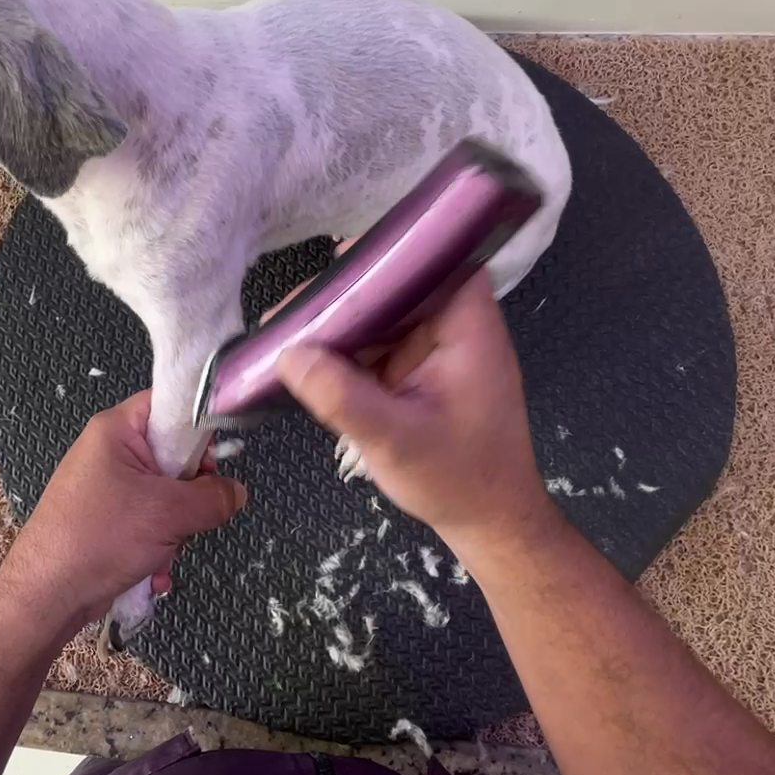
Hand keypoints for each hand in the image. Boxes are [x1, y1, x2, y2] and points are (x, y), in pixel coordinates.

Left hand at [0, 391, 246, 633]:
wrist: (46, 595)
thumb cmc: (102, 536)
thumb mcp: (169, 513)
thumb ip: (213, 497)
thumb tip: (236, 492)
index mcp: (116, 429)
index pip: (168, 405)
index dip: (197, 427)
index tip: (215, 459)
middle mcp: (109, 451)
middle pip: (171, 455)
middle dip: (189, 492)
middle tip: (194, 510)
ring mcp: (106, 487)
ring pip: (163, 495)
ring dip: (175, 529)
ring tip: (165, 550)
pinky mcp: (104, 520)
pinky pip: (146, 522)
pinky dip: (156, 546)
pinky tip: (153, 572)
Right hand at [274, 269, 555, 545]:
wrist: (488, 523)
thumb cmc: (458, 479)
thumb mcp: (396, 441)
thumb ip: (342, 398)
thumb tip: (289, 355)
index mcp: (468, 331)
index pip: (442, 264)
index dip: (397, 250)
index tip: (343, 257)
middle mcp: (453, 331)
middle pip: (399, 289)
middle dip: (347, 294)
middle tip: (292, 309)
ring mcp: (433, 353)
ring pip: (382, 319)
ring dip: (339, 325)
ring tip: (286, 330)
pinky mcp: (415, 374)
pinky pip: (376, 348)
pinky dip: (344, 352)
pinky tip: (307, 359)